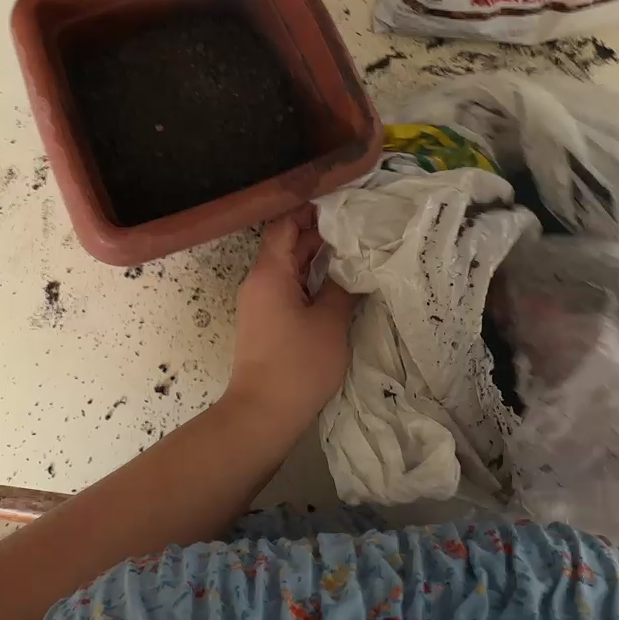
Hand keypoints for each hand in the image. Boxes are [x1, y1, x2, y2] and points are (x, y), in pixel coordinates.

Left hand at [222, 207, 357, 435]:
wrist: (262, 413)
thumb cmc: (297, 365)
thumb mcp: (329, 323)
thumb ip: (342, 288)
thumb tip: (354, 265)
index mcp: (270, 272)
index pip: (286, 224)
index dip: (311, 211)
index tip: (342, 205)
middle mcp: (260, 280)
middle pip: (287, 243)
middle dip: (320, 233)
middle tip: (358, 226)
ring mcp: (261, 300)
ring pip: (289, 266)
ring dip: (317, 258)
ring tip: (355, 250)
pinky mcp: (266, 319)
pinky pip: (288, 286)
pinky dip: (310, 279)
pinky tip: (337, 282)